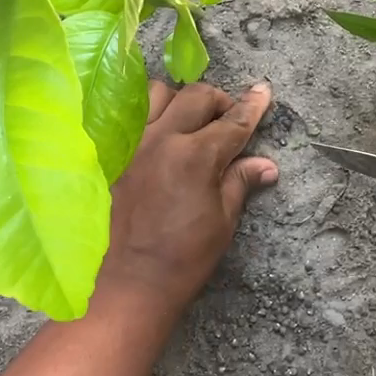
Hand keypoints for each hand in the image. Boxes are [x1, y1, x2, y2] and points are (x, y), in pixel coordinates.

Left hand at [93, 81, 277, 314]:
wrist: (128, 284)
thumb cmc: (183, 258)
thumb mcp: (222, 221)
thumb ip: (240, 182)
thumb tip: (267, 165)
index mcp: (195, 156)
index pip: (233, 121)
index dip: (252, 106)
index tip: (263, 91)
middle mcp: (160, 139)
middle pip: (196, 96)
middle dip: (219, 100)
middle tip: (227, 117)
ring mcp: (129, 144)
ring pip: (156, 95)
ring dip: (179, 100)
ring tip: (187, 120)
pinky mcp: (108, 155)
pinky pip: (125, 116)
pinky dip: (146, 114)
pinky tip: (155, 131)